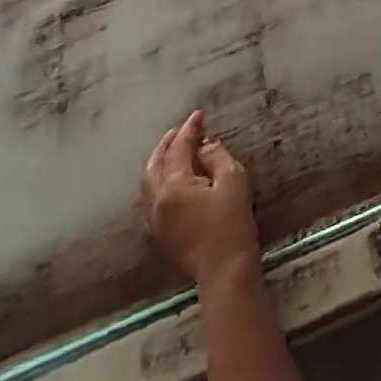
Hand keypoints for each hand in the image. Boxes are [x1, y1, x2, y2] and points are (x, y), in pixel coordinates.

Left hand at [138, 109, 260, 288]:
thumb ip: (218, 158)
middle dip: (166, 144)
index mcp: (174, 185)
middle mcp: (156, 199)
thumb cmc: (233, 221)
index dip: (190, 129)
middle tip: (182, 129)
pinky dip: (156, 180)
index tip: (199, 114)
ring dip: (158, 161)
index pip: (179, 149)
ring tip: (172, 149)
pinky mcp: (157, 231)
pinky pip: (148, 197)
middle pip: (153, 164)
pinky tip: (167, 179)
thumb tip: (206, 145)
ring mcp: (153, 218)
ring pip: (146, 181)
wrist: (223, 266)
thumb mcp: (234, 182)